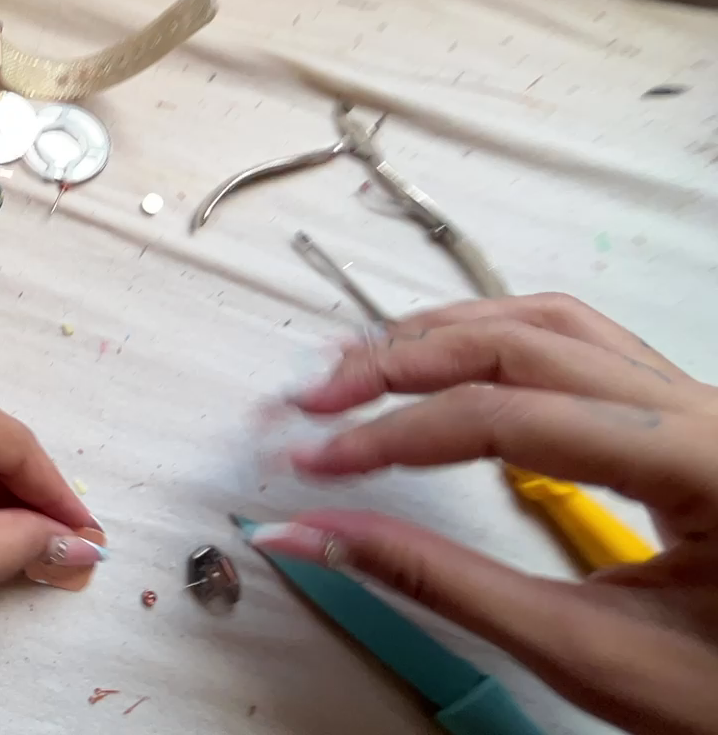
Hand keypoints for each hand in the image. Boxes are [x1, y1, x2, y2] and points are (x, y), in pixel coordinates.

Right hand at [264, 293, 717, 734]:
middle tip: (317, 399)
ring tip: (359, 367)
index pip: (508, 418)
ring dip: (436, 336)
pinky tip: (437, 364)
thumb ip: (435, 579)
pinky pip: (568, 340)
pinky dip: (483, 338)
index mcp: (709, 466)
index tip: (313, 462)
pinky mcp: (675, 413)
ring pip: (542, 323)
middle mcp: (710, 413)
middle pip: (517, 343)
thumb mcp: (590, 652)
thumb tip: (299, 533)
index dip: (394, 434)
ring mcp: (697, 405)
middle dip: (398, 364)